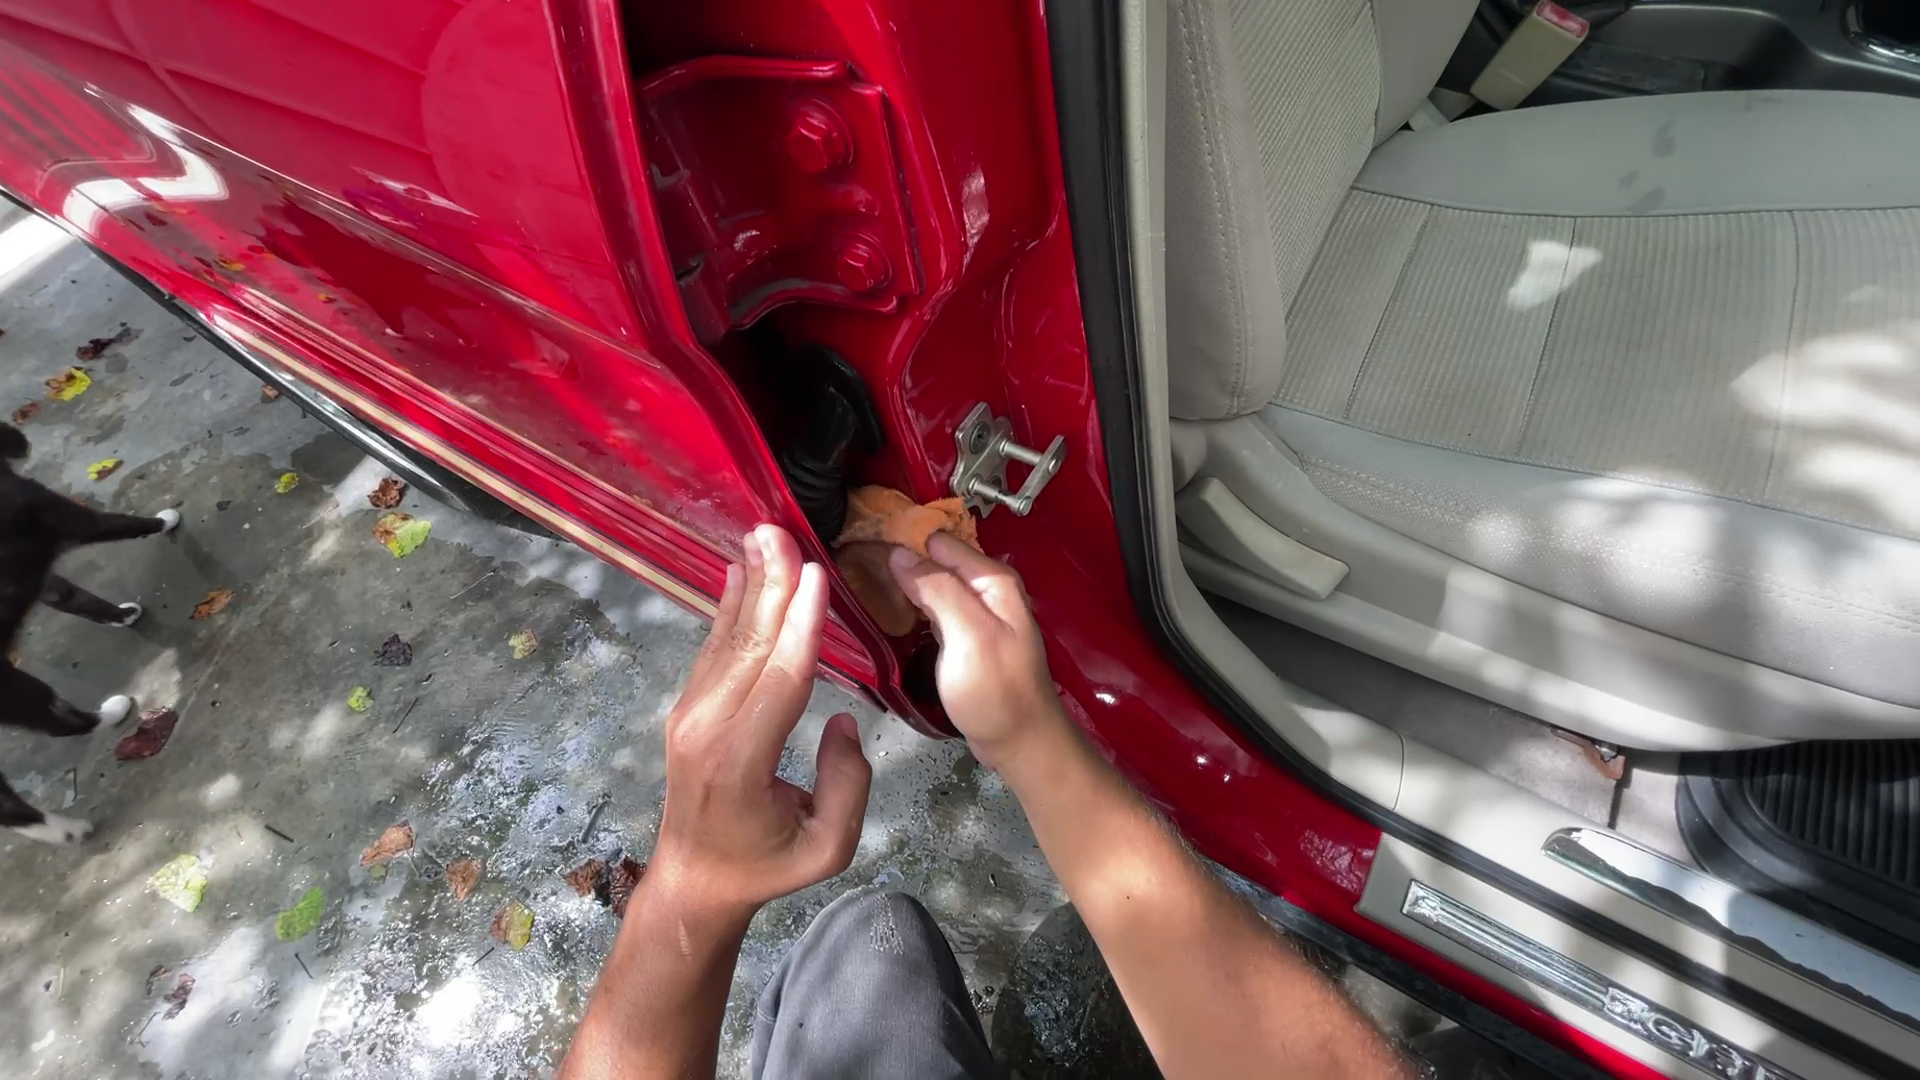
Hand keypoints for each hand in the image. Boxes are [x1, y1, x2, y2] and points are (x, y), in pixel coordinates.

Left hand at [652, 524, 872, 917]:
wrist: (694, 880)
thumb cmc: (767, 866)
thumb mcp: (829, 848)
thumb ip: (848, 786)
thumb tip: (843, 719)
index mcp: (743, 760)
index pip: (781, 679)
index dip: (802, 624)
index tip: (816, 574)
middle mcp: (709, 726)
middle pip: (750, 644)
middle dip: (772, 584)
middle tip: (782, 533)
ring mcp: (691, 713)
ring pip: (728, 638)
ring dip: (749, 583)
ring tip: (761, 537)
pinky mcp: (687, 707)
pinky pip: (713, 649)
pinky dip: (727, 607)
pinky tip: (736, 574)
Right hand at [887, 533, 1070, 772]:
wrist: (1019, 742)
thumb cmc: (997, 691)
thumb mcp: (968, 635)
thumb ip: (937, 590)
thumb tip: (899, 554)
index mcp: (993, 581)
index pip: (940, 543)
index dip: (906, 543)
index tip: (866, 549)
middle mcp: (988, 590)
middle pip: (937, 562)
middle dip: (903, 563)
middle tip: (861, 572)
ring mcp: (977, 615)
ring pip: (934, 586)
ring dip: (906, 587)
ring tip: (868, 590)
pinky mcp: (966, 638)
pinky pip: (935, 611)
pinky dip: (915, 610)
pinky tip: (894, 617)